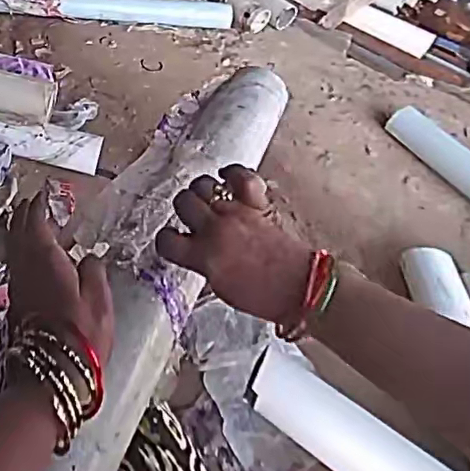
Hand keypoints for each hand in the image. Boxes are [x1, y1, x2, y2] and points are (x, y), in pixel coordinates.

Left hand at [5, 195, 112, 358]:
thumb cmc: (80, 335)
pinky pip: (16, 262)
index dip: (38, 206)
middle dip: (24, 214)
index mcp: (45, 258)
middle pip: (18, 231)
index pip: (36, 221)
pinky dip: (21, 250)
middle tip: (32, 203)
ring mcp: (17, 284)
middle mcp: (25, 266)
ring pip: (14, 247)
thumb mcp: (99, 301)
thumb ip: (94, 272)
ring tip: (30, 222)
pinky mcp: (15, 300)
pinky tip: (30, 254)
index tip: (42, 194)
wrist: (50, 373)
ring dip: (19, 231)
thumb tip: (88, 258)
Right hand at [155, 166, 316, 325]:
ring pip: (203, 185)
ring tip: (209, 198)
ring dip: (202, 191)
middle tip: (193, 217)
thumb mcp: (220, 287)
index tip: (174, 241)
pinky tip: (227, 178)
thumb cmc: (264, 297)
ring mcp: (236, 214)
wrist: (303, 290)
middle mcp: (215, 230)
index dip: (167, 240)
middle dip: (185, 209)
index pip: (166, 240)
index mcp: (203, 256)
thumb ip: (202, 264)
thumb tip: (194, 251)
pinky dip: (232, 174)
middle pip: (183, 202)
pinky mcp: (257, 205)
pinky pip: (241, 177)